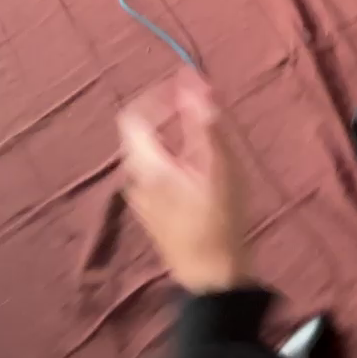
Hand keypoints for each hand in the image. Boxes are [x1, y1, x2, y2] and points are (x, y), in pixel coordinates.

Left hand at [118, 70, 248, 293]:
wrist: (211, 272)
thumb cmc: (220, 216)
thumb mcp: (221, 166)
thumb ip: (206, 124)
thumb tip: (194, 85)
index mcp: (148, 164)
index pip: (135, 116)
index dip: (159, 95)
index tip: (188, 85)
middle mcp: (136, 178)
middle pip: (144, 133)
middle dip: (172, 113)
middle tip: (206, 106)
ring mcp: (142, 197)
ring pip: (152, 152)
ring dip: (176, 134)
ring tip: (209, 134)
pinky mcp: (154, 209)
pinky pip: (158, 169)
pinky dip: (177, 155)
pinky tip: (204, 166)